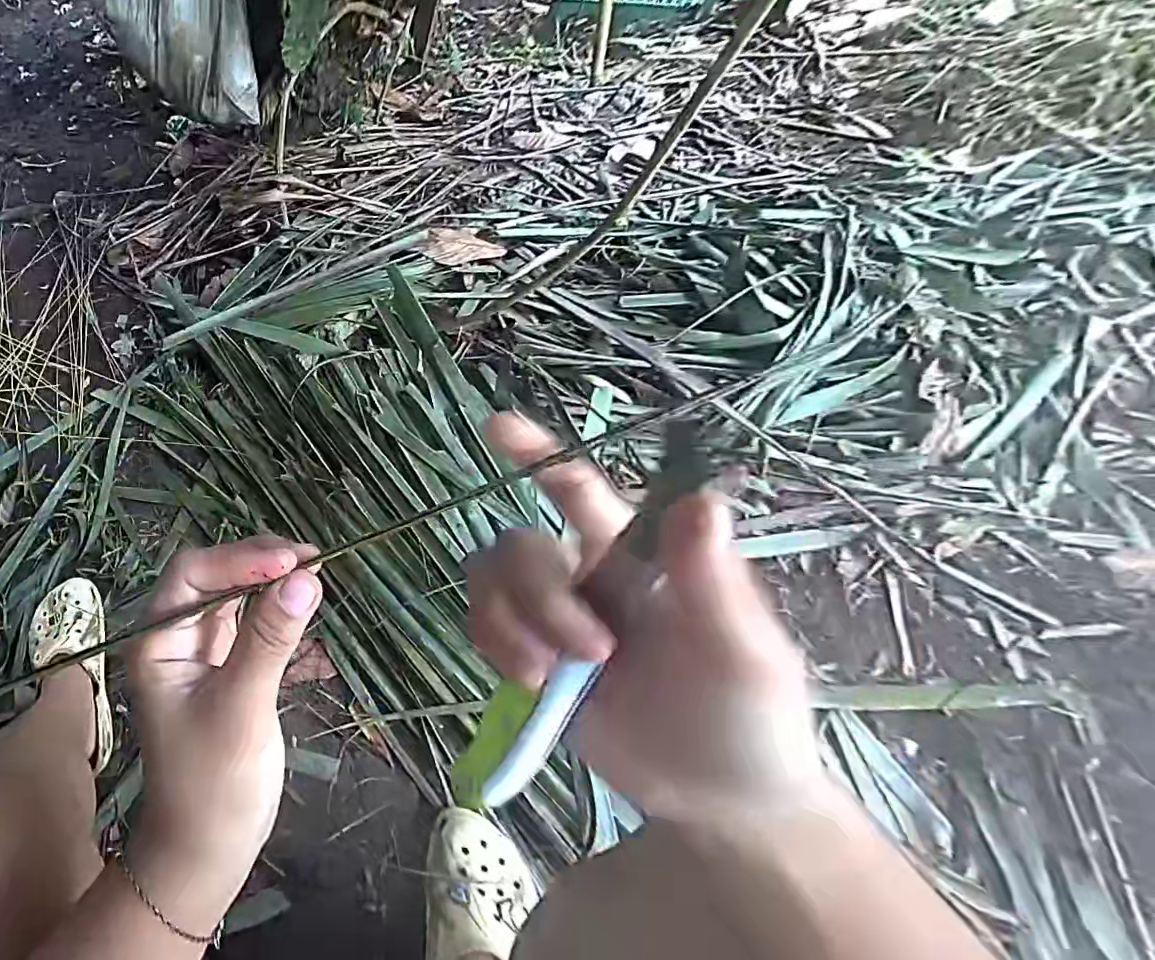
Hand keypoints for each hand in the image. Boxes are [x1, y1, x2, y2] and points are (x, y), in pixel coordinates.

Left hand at [124, 537, 322, 930]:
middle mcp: (174, 636)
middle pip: (214, 578)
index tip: (292, 558)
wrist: (206, 850)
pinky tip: (309, 611)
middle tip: (312, 560)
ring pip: (235, 597)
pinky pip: (252, 625)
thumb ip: (269, 640)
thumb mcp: (242, 707)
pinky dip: (281, 615)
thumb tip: (305, 578)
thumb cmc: (211, 784)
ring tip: (315, 575)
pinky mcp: (226, 666)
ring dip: (273, 585)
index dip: (240, 558)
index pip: (192, 574)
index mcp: (157, 639)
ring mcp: (200, 650)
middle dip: (260, 564)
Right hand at [466, 414, 832, 829]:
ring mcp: (546, 609)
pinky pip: (478, 619)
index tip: (496, 425)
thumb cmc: (745, 716)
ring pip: (489, 579)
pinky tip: (531, 681)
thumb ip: (712, 579)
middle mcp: (581, 569)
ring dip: (514, 626)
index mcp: (633, 555)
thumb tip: (700, 497)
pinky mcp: (520, 645)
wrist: (712, 797)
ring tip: (552, 676)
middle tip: (593, 654)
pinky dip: (494, 645)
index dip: (537, 452)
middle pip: (520, 547)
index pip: (578, 488)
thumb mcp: (743, 652)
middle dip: (544, 601)